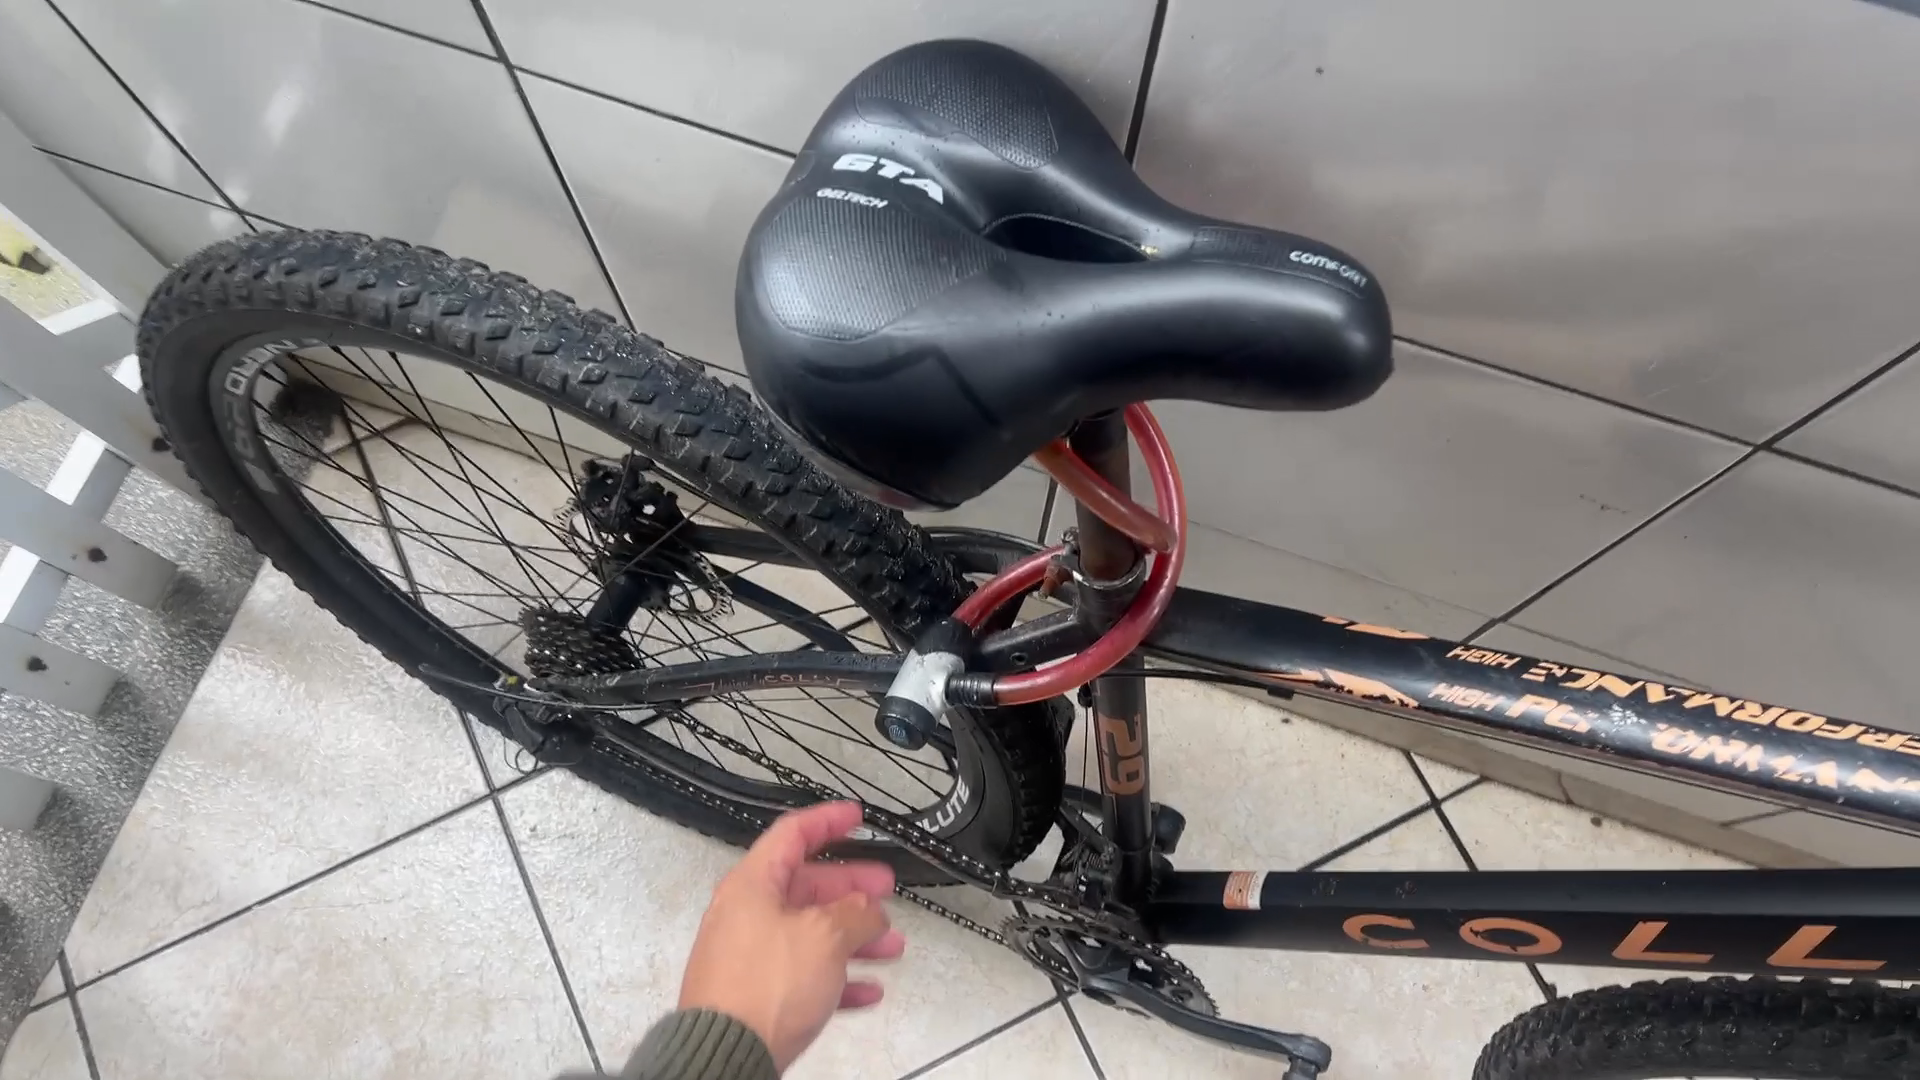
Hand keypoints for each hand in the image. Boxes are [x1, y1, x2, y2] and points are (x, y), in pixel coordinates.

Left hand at [679, 801, 906, 1071]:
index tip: (857, 816)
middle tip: (887, 887)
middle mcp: (749, 914)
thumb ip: (857, 913)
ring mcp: (752, 957)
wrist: (723, 1061)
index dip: (829, 820)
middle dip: (853, 887)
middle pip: (809, 886)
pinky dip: (839, 978)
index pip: (794, 834)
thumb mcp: (825, 935)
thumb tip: (871, 911)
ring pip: (813, 933)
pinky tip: (869, 990)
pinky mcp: (757, 997)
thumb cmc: (767, 983)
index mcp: (754, 883)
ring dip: (856, 937)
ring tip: (892, 945)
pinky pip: (806, 976)